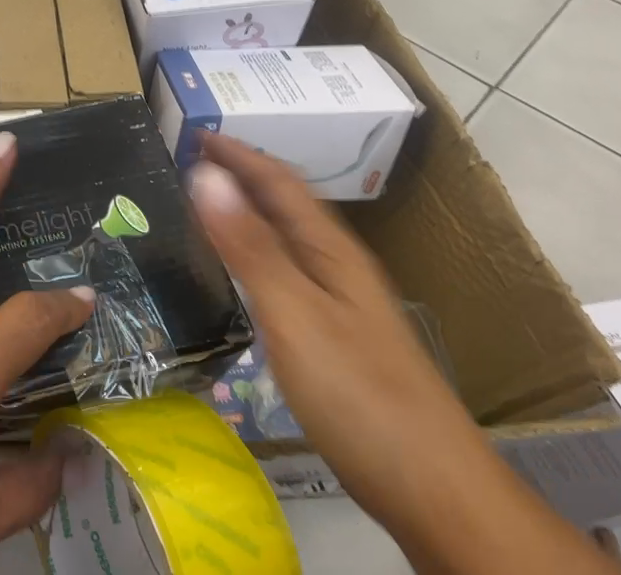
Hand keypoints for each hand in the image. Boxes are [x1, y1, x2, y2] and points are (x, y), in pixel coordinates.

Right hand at [189, 133, 479, 525]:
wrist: (434, 488)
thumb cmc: (360, 395)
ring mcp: (342, 306)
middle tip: (186, 163)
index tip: (191, 131)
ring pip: (288, 239)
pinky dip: (255, 253)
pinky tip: (241, 274)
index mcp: (332, 253)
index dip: (238, 155)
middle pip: (287, 206)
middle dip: (241, 176)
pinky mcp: (336, 340)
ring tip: (203, 205)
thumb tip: (204, 175)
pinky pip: (287, 273)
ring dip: (248, 213)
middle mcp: (340, 269)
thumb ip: (249, 248)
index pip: (280, 184)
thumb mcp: (294, 314)